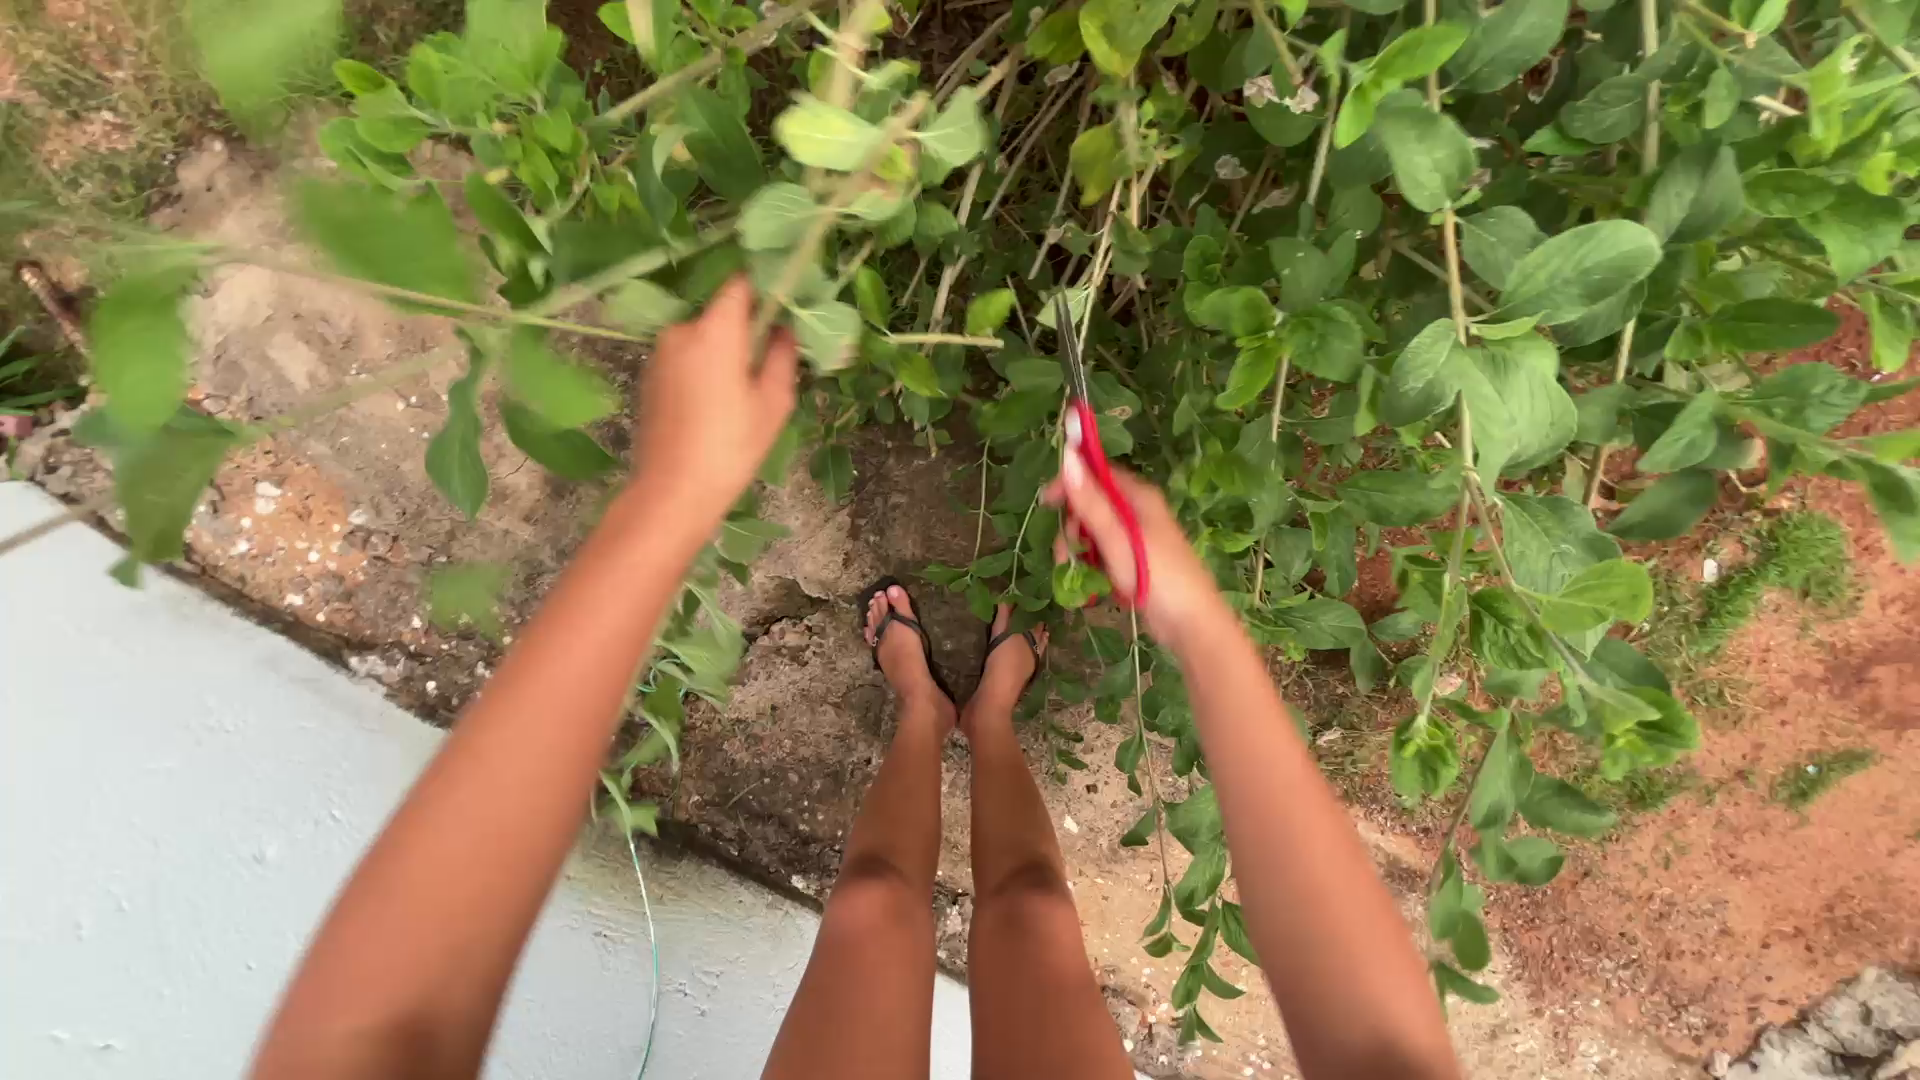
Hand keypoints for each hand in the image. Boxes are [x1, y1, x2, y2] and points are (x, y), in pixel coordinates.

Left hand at [630, 275, 798, 522]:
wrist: (673, 490)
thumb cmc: (731, 447)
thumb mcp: (773, 403)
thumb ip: (782, 356)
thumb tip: (784, 330)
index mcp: (715, 330)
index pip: (741, 284)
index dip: (765, 289)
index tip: (786, 307)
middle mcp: (682, 330)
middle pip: (722, 313)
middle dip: (747, 330)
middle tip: (770, 363)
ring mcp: (660, 352)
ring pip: (704, 336)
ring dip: (725, 351)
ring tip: (743, 391)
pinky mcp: (650, 374)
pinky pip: (687, 356)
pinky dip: (705, 367)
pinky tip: (716, 403)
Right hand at [1045, 456, 1227, 647]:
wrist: (1190, 624)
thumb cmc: (1157, 577)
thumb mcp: (1117, 538)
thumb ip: (1091, 502)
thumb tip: (1067, 456)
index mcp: (1138, 497)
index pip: (1097, 474)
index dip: (1069, 484)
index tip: (1046, 503)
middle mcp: (1136, 512)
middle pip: (1090, 506)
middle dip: (1071, 529)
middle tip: (1066, 554)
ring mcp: (1134, 539)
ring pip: (1092, 534)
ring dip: (1077, 553)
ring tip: (1077, 577)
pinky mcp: (1132, 562)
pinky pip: (1101, 555)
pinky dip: (1090, 567)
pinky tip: (1089, 588)